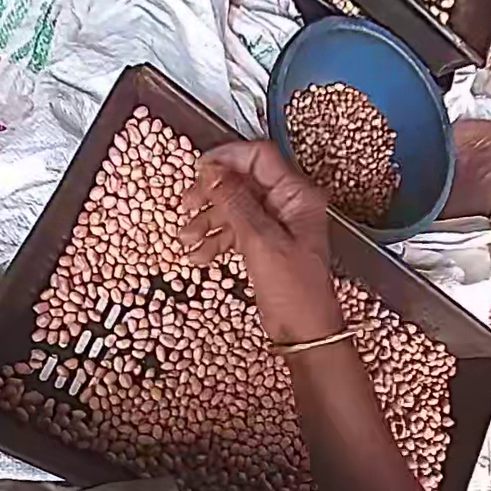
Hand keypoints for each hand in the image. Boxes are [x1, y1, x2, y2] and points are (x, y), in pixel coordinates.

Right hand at [180, 141, 342, 343]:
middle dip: (211, 193)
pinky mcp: (265, 246)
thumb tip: (212, 172)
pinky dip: (216, 241)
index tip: (198, 169)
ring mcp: (275, 226)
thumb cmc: (295, 292)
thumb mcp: (262, 243)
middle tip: (187, 205)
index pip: (259, 158)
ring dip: (208, 221)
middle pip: (242, 182)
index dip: (227, 159)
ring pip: (234, 208)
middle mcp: (287, 205)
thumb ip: (236, 203)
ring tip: (187, 238)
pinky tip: (199, 255)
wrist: (304, 333)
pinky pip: (235, 232)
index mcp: (297, 196)